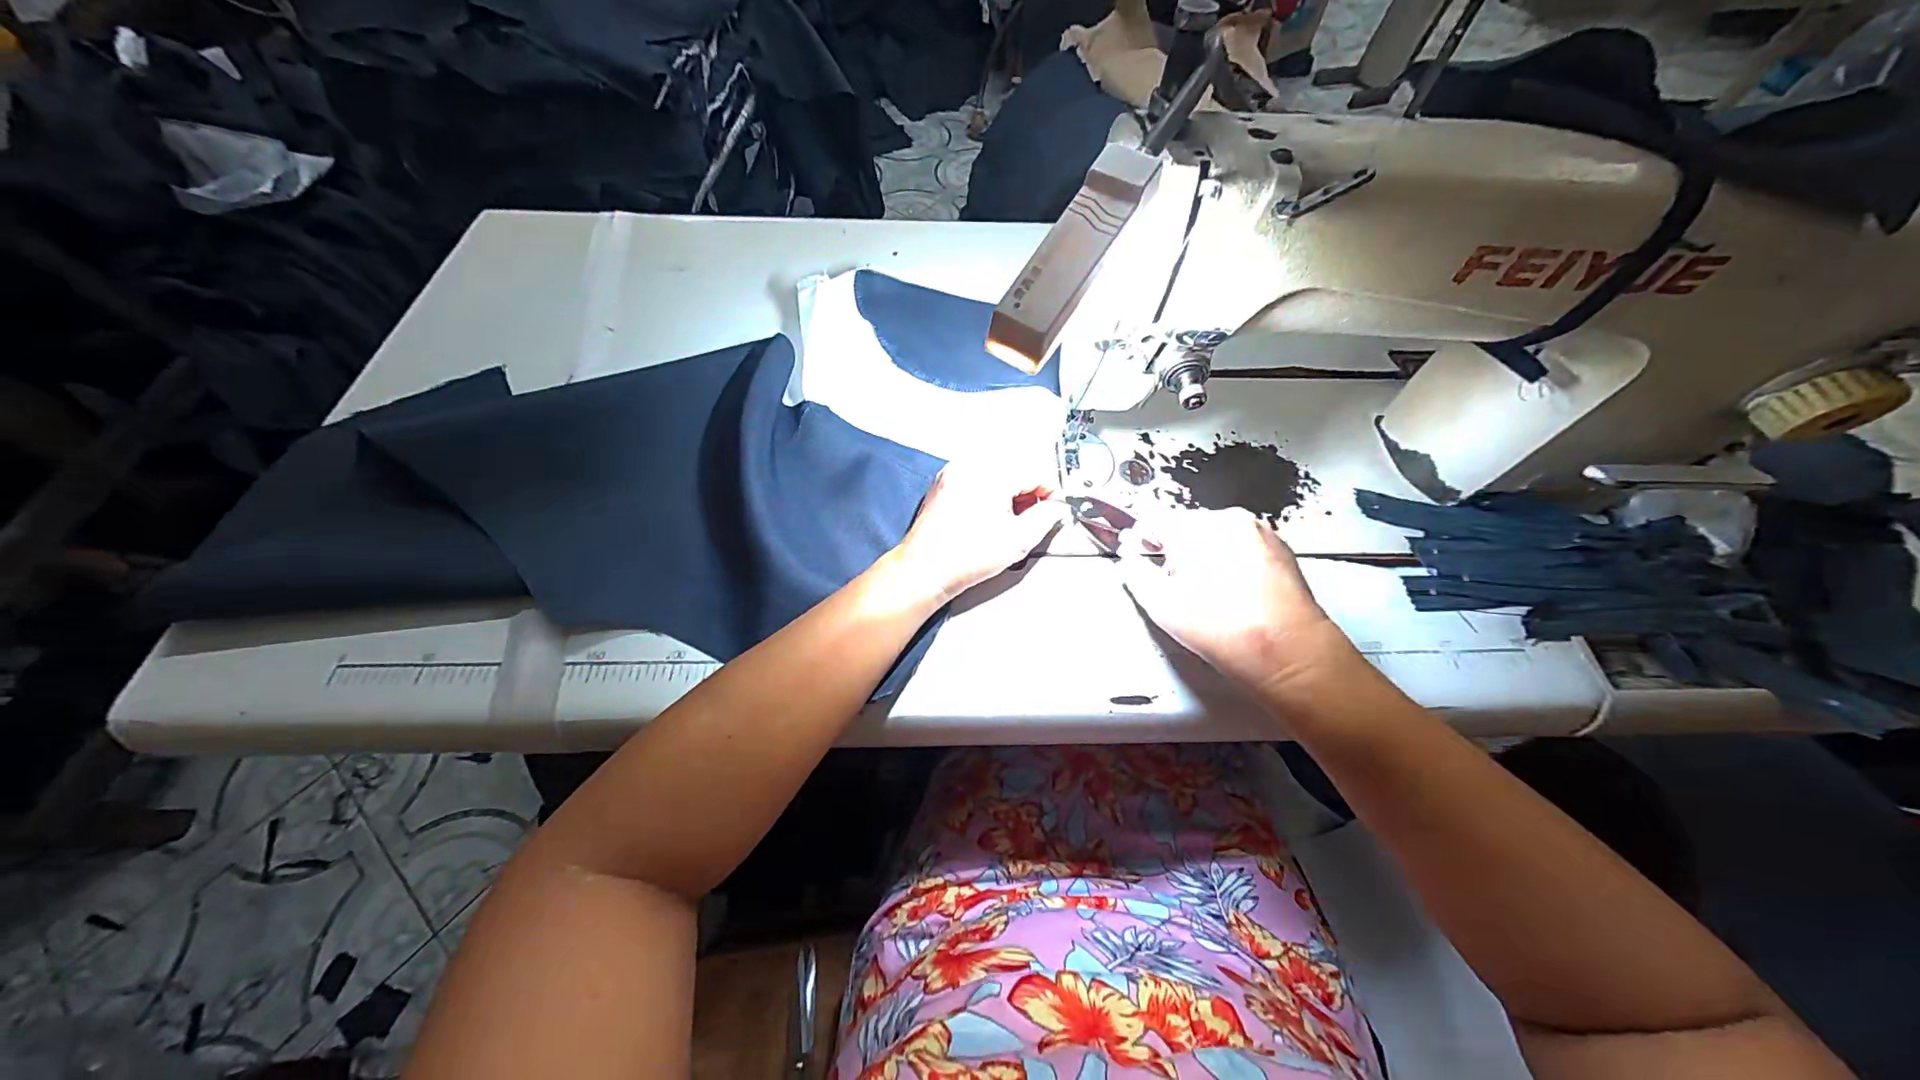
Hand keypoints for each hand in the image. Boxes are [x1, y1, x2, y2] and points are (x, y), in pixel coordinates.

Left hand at [892, 456, 1070, 602]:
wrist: (924, 570)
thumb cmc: (962, 557)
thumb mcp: (1020, 539)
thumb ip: (1047, 517)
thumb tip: (1056, 508)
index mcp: (991, 473)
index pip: (1035, 472)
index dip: (1051, 492)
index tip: (1056, 507)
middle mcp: (969, 467)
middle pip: (1014, 471)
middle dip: (1029, 494)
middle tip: (1034, 518)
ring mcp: (953, 475)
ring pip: (995, 476)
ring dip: (1009, 495)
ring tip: (1009, 524)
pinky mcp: (942, 487)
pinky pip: (975, 482)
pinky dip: (988, 496)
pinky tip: (988, 522)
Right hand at [1118, 507, 1367, 705]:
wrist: (1290, 655)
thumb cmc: (1229, 630)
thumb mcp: (1159, 604)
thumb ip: (1134, 573)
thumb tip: (1129, 561)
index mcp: (1198, 525)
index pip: (1154, 521)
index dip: (1142, 544)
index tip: (1139, 561)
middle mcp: (1232, 521)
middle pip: (1187, 530)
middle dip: (1177, 556)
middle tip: (1176, 591)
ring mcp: (1260, 535)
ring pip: (1217, 541)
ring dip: (1206, 562)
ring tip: (1208, 600)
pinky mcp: (1281, 554)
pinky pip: (1243, 553)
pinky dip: (1233, 570)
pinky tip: (1232, 600)